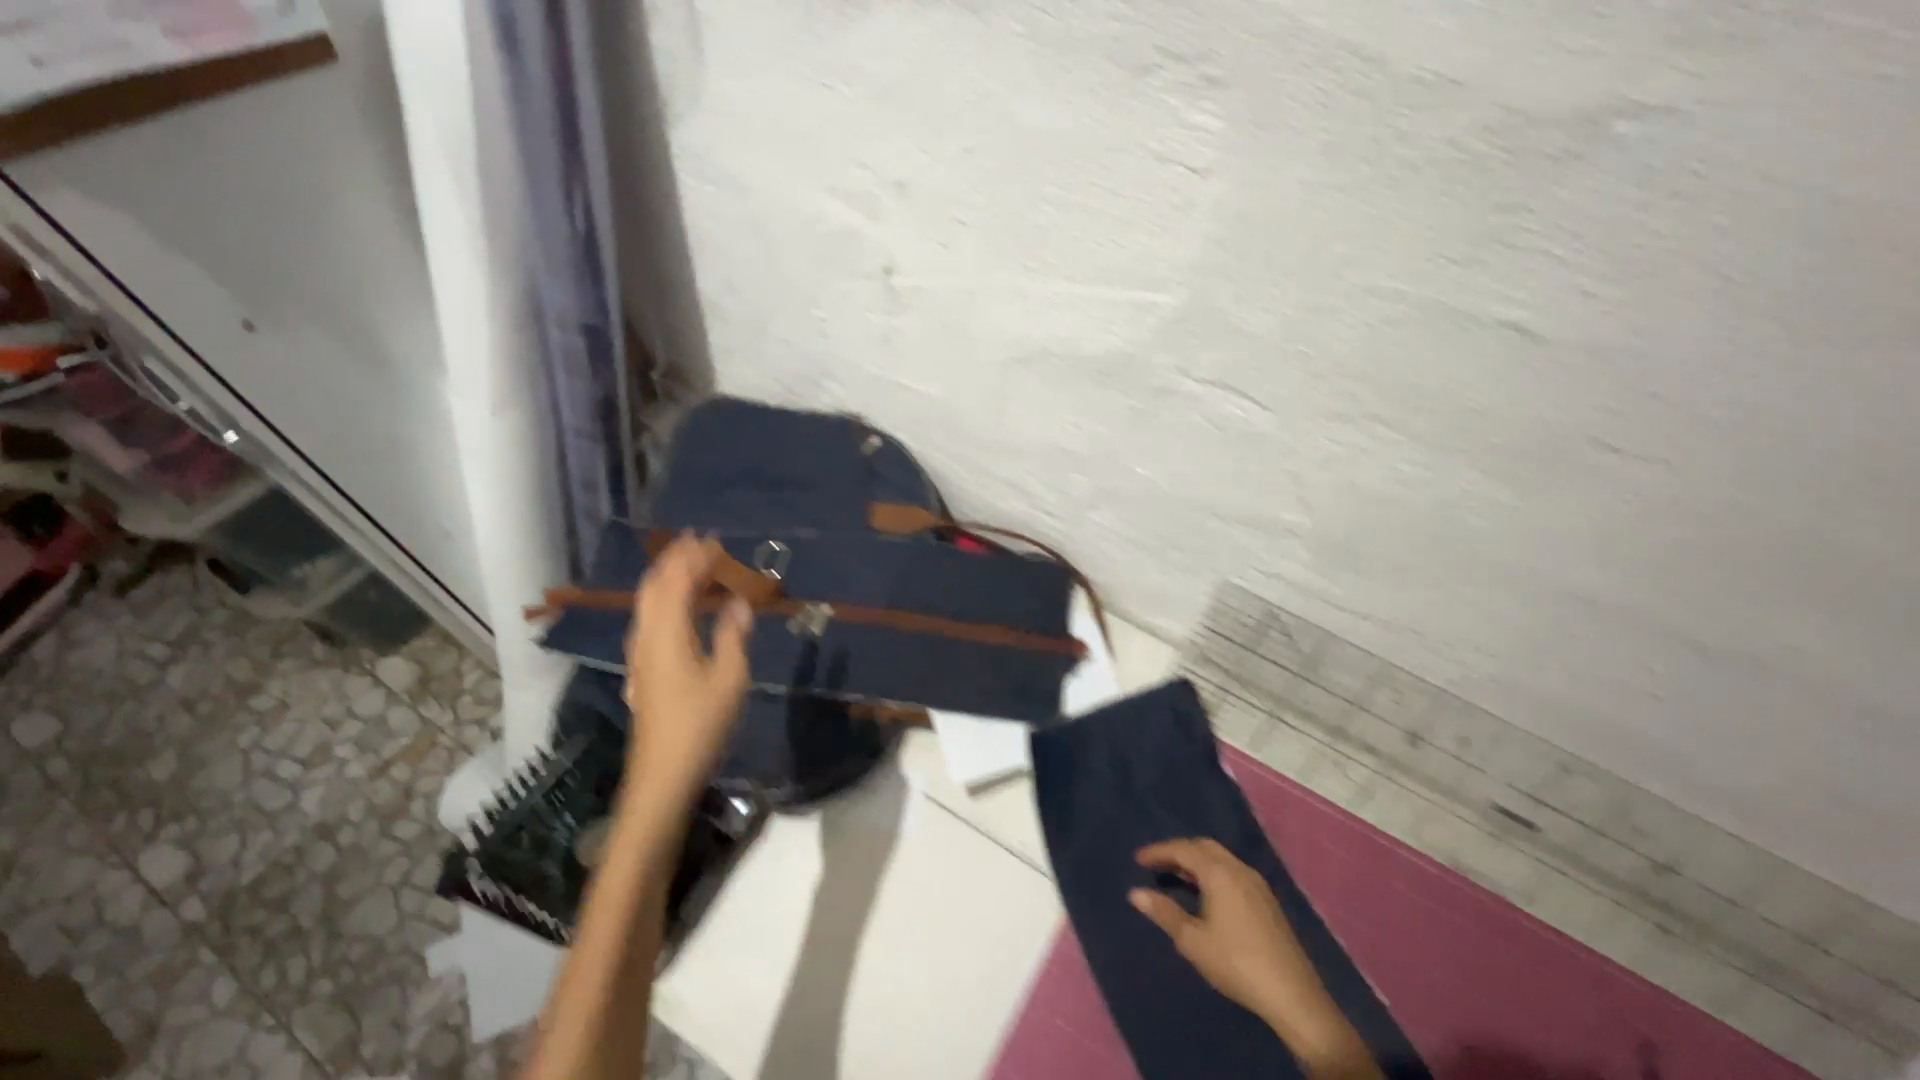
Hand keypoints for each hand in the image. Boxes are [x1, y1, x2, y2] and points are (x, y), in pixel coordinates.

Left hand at [621, 533, 753, 800]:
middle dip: (676, 561)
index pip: (677, 581)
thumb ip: (733, 635)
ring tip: (693, 567)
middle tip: (701, 544)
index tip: (714, 540)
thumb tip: (739, 603)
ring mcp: (640, 654)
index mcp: (667, 632)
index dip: (694, 557)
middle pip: (655, 586)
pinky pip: (650, 619)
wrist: (662, 773)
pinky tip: (682, 609)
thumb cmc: (700, 725)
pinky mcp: (643, 669)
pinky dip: (666, 600)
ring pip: (649, 603)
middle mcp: (647, 635)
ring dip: (670, 579)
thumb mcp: (729, 679)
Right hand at [1129, 839, 1331, 1032]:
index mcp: (1220, 873)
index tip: (1137, 860)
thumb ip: (1163, 912)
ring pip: (1221, 859)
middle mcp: (1240, 870)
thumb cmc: (1235, 963)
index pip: (1184, 849)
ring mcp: (1257, 884)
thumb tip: (1135, 892)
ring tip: (1175, 878)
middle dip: (1178, 851)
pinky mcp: (1267, 901)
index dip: (1158, 851)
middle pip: (1205, 847)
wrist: (1291, 993)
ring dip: (1196, 862)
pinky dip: (1212, 873)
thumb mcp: (1192, 940)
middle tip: (1156, 865)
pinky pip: (1233, 872)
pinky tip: (1205, 895)